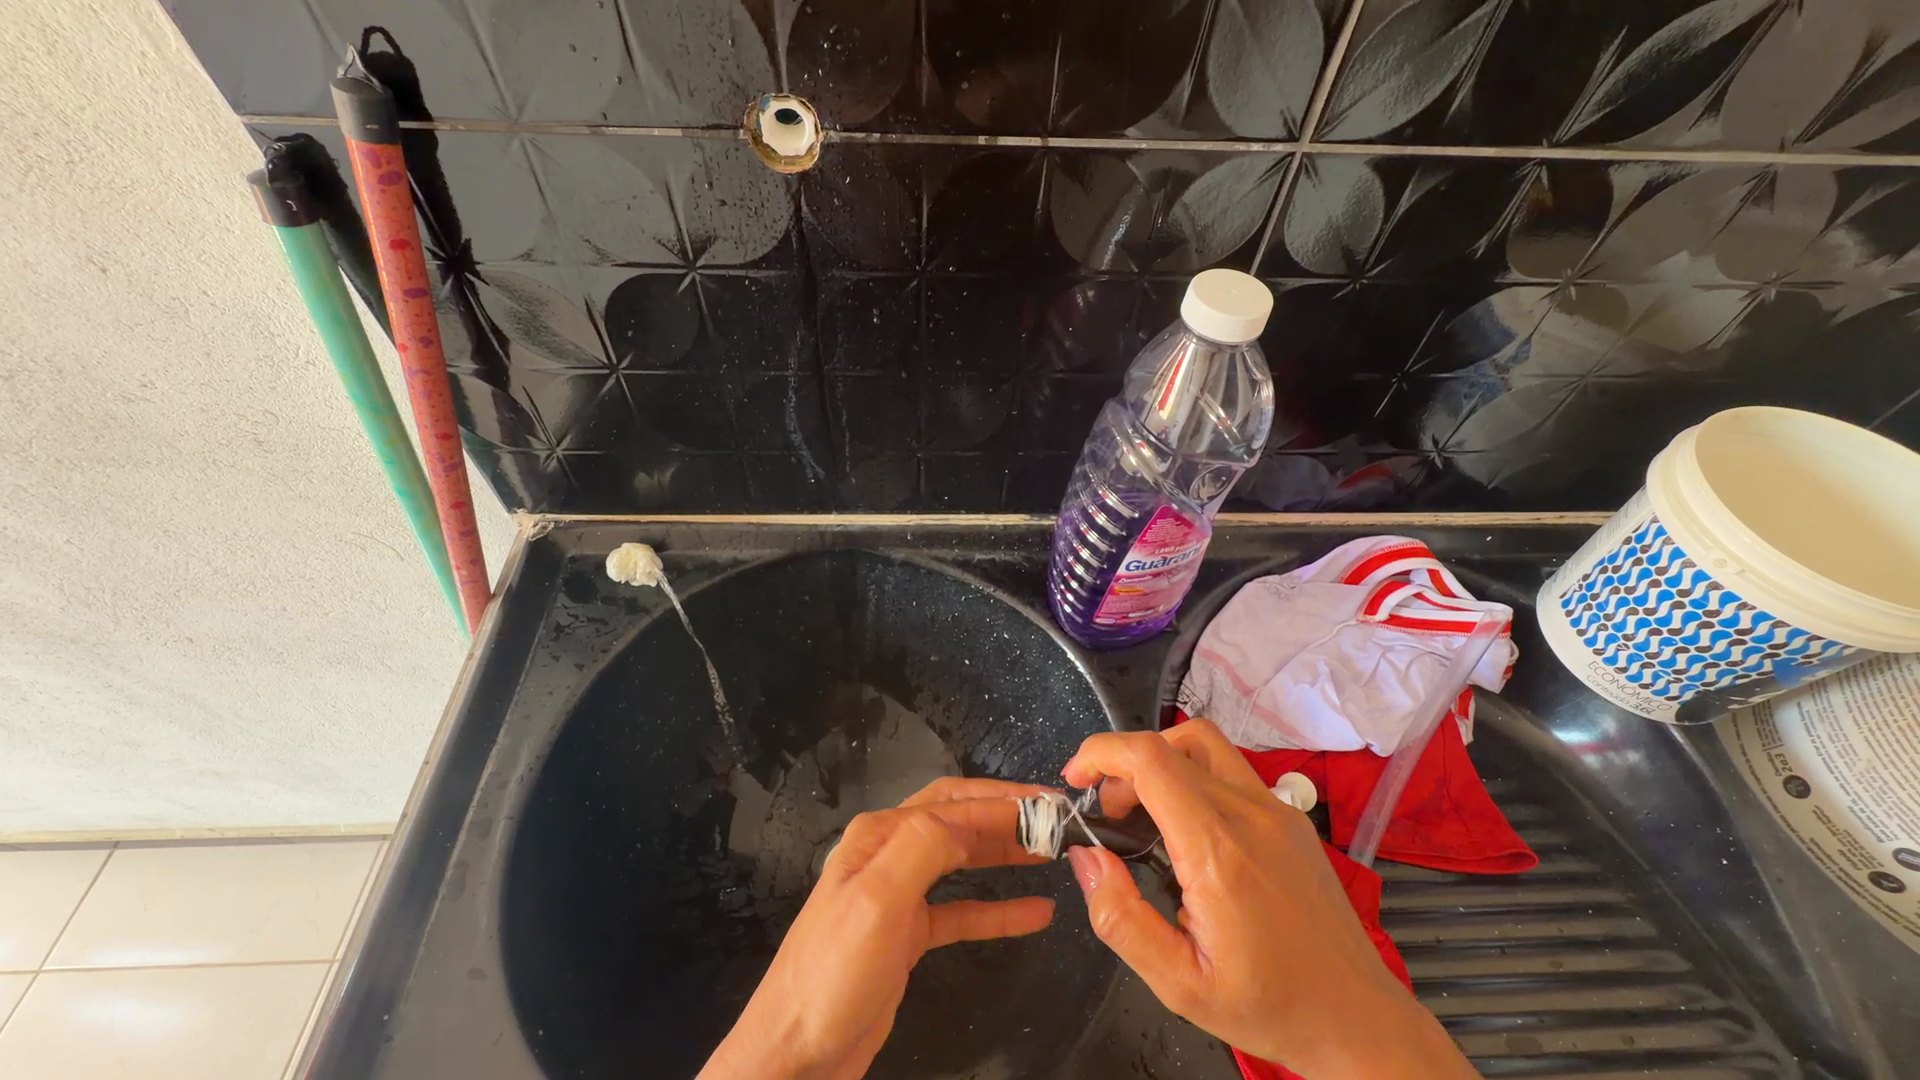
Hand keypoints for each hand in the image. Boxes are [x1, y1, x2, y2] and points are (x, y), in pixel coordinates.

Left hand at [698, 777, 1056, 1079]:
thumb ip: (922, 846)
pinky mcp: (909, 935)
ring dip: (1005, 853)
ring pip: (962, 860)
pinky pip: (963, 912)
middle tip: (1057, 820)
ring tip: (1052, 853)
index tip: (1052, 805)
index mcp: (880, 836)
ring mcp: (899, 895)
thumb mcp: (878, 899)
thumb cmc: (836, 972)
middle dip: (1007, 816)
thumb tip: (972, 817)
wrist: (796, 1054)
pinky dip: (998, 909)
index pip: (953, 804)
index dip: (1004, 801)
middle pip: (958, 820)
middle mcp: (889, 854)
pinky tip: (1035, 912)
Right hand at [1063, 719, 1475, 1078]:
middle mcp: (1250, 813)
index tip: (1074, 779)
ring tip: (1142, 812)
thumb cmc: (1267, 1005)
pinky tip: (1186, 829)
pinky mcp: (1291, 817)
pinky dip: (1191, 776)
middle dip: (1122, 766)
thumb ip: (1120, 917)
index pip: (1151, 759)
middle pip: (1170, 744)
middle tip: (1107, 817)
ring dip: (1159, 761)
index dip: (1101, 753)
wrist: (1358, 1019)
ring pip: (1203, 743)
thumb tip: (1085, 855)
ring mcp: (1276, 809)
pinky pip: (1229, 769)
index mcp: (1218, 850)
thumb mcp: (1177, 983)